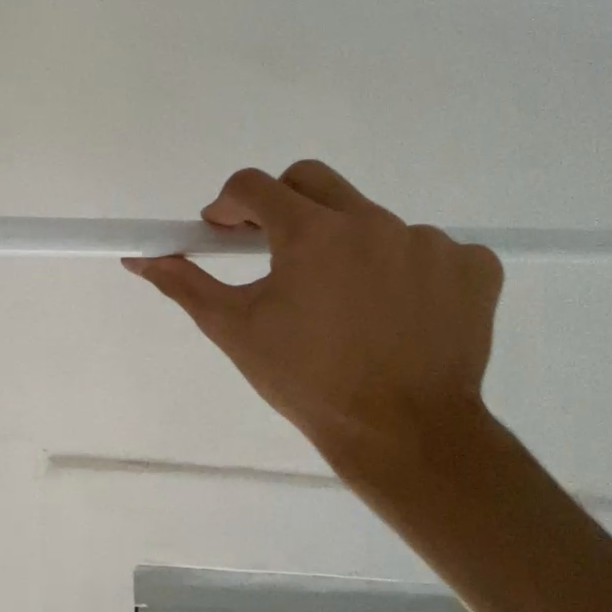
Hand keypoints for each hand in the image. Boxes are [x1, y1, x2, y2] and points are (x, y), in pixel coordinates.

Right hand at [123, 160, 505, 465]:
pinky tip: (389, 308)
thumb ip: (184, 283)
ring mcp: (430, 242)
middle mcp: (373, 223)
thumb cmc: (304, 377)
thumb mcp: (232, 328)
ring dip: (341, 242)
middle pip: (312, 181)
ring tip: (335, 298)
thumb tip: (139, 259)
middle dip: (280, 204)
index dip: (226, 204)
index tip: (219, 233)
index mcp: (311, 233)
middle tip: (269, 249)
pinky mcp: (472, 268)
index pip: (254, 185)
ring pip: (368, 219)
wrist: (404, 431)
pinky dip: (399, 267)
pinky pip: (425, 249)